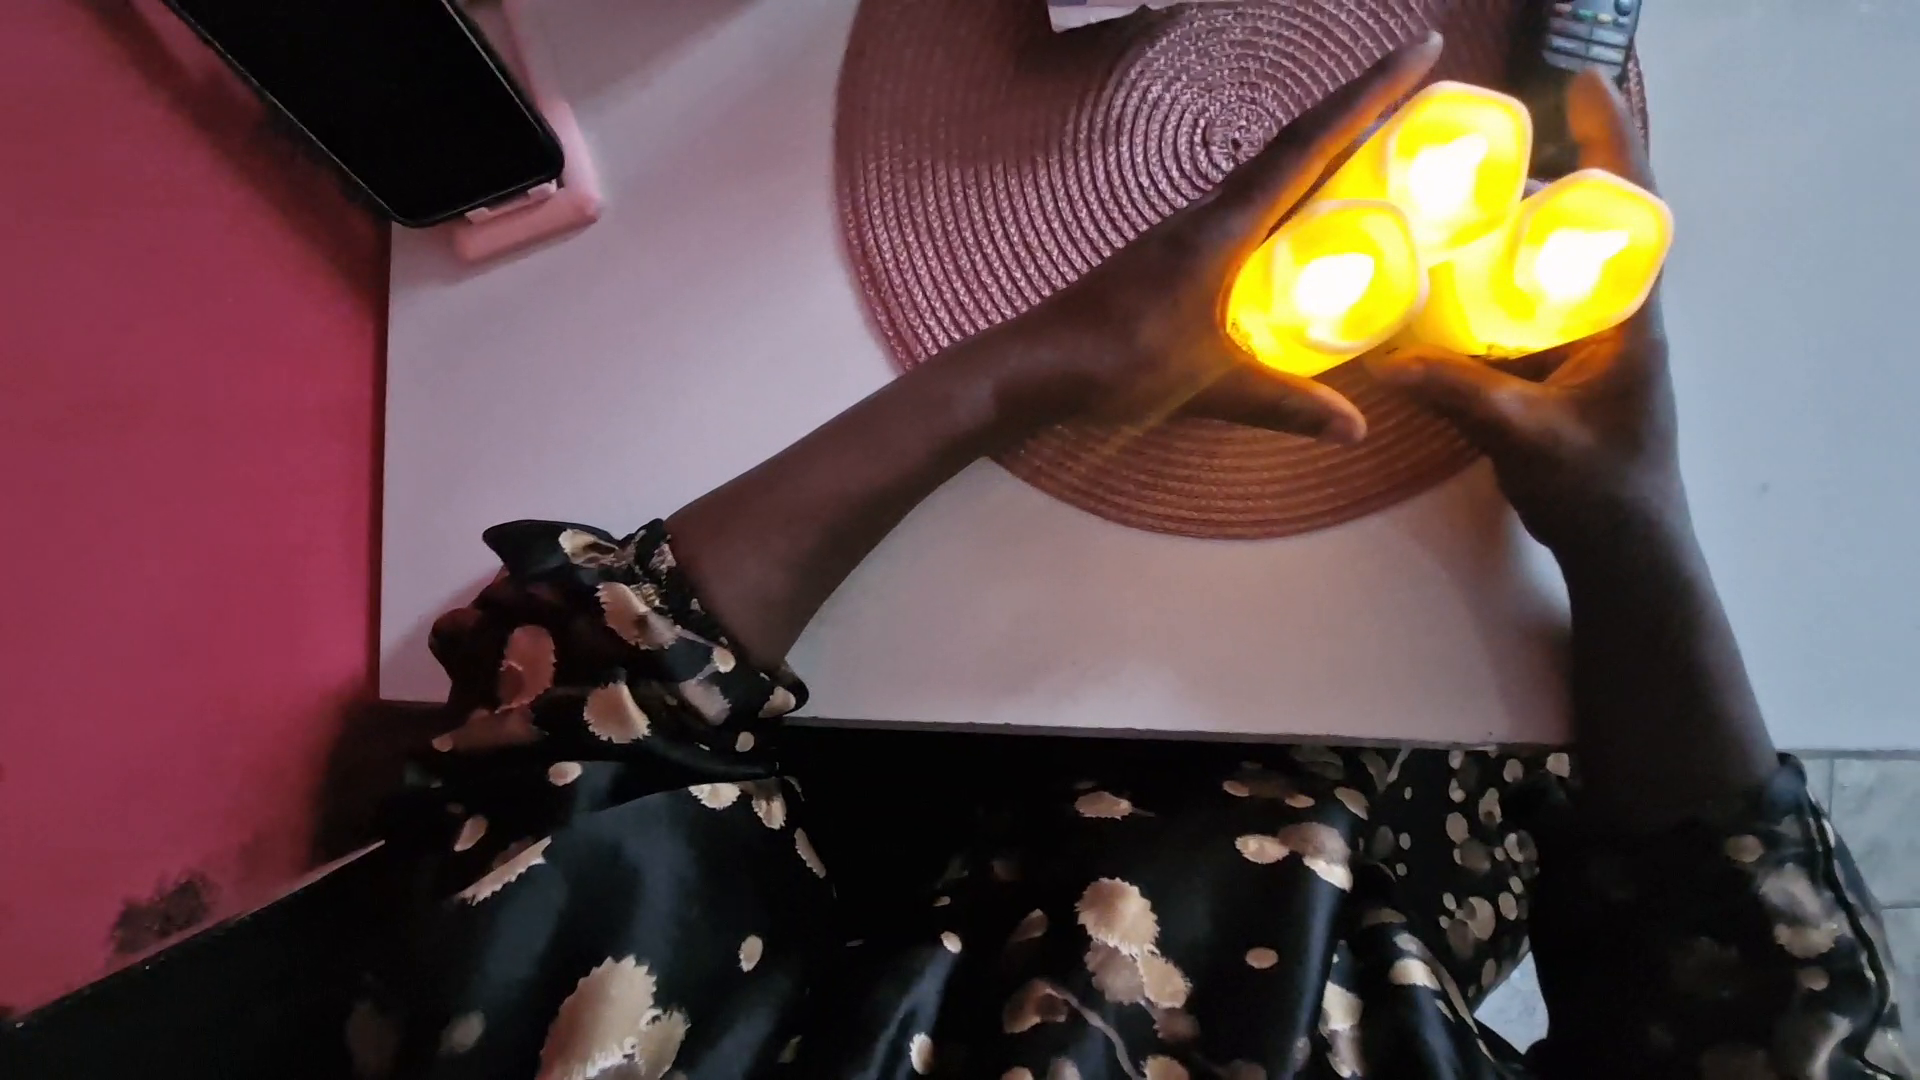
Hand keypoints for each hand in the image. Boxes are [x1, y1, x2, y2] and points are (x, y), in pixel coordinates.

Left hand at [982, 34, 1442, 444]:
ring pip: (1252, 185)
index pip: (1305, 147)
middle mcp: (1198, 218)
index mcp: (1220, 230)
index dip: (1368, 96)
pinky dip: (1268, 210)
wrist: (1035, 365)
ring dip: (1305, 166)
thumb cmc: (1119, 366)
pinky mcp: (1155, 259)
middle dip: (1348, 123)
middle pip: (1283, 154)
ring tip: (1357, 170)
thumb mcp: (1208, 386)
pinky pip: (1228, 217)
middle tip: (1408, 109)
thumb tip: (1356, 430)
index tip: (1422, 49)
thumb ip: (1281, 403)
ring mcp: (1171, 236)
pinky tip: (1277, 239)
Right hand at [1368, 70, 1687, 564]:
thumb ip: (1462, 397)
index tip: (1578, 86)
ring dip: (1488, 249)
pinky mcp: (1536, 373)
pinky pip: (1498, 323)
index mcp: (1628, 314)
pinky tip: (1422, 305)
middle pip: (1567, 232)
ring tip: (1433, 226)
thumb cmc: (1599, 485)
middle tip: (1461, 175)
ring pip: (1528, 278)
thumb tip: (1385, 362)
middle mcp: (1600, 316)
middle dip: (1523, 192)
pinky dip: (1464, 306)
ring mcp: (1567, 345)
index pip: (1627, 210)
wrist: (1614, 539)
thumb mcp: (1529, 436)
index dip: (1611, 141)